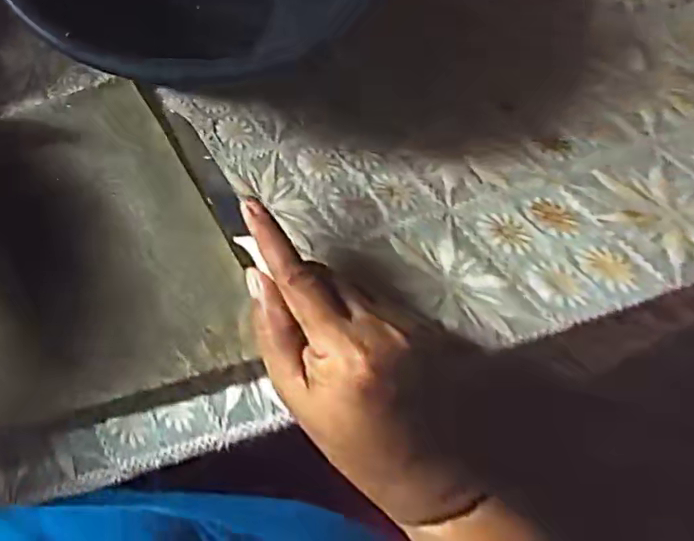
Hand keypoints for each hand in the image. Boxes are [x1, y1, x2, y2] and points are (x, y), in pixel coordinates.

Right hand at [244, 199, 488, 527]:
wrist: (442, 487)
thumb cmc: (353, 443)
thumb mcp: (293, 393)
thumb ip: (271, 329)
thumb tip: (257, 274)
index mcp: (345, 348)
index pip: (298, 278)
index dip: (270, 238)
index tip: (251, 205)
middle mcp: (385, 330)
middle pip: (325, 275)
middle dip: (299, 280)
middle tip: (291, 317)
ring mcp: (415, 331)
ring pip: (350, 285)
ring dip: (329, 296)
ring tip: (329, 341)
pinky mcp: (433, 334)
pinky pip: (376, 300)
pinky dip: (355, 309)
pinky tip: (358, 346)